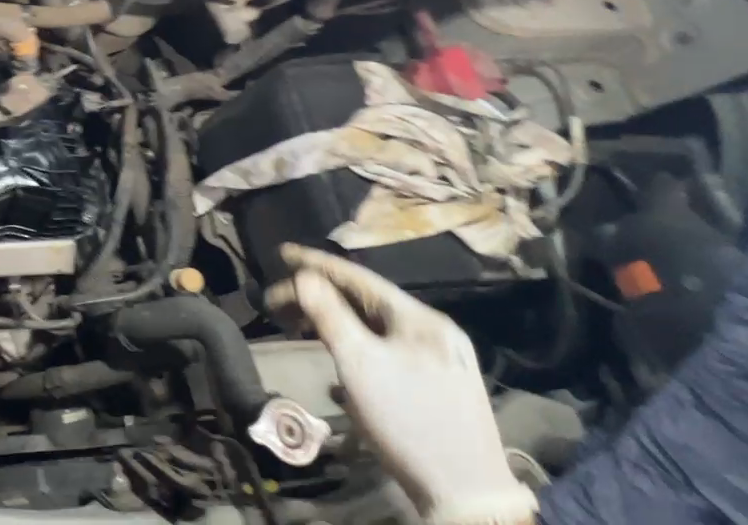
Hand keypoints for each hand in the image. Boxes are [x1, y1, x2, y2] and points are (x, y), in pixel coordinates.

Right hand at [266, 244, 537, 524]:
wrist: (467, 495)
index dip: (315, 263)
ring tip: (301, 328)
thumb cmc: (407, 422)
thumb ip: (328, 314)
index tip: (281, 252)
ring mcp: (441, 358)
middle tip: (279, 304)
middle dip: (319, 296)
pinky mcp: (440, 385)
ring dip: (335, 321)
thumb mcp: (359, 364)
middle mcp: (433, 330)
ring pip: (376, 325)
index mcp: (418, 318)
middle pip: (366, 300)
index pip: (357, 277)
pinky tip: (340, 361)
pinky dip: (356, 344)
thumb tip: (302, 278)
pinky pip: (387, 348)